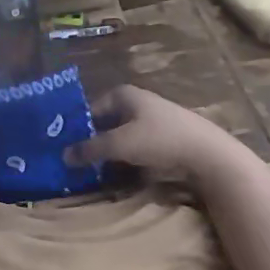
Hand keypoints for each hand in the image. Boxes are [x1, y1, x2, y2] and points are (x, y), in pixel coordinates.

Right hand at [65, 85, 248, 182]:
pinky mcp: (162, 139)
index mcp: (123, 95)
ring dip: (108, 154)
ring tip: (91, 173)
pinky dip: (124, 160)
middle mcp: (136, 103)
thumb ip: (90, 149)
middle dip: (91, 142)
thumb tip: (64, 155)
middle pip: (105, 123)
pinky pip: (135, 148)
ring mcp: (151, 121)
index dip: (76, 127)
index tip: (63, 147)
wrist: (206, 154)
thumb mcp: (119, 144)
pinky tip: (117, 175)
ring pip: (120, 138)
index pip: (90, 108)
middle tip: (74, 163)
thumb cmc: (159, 140)